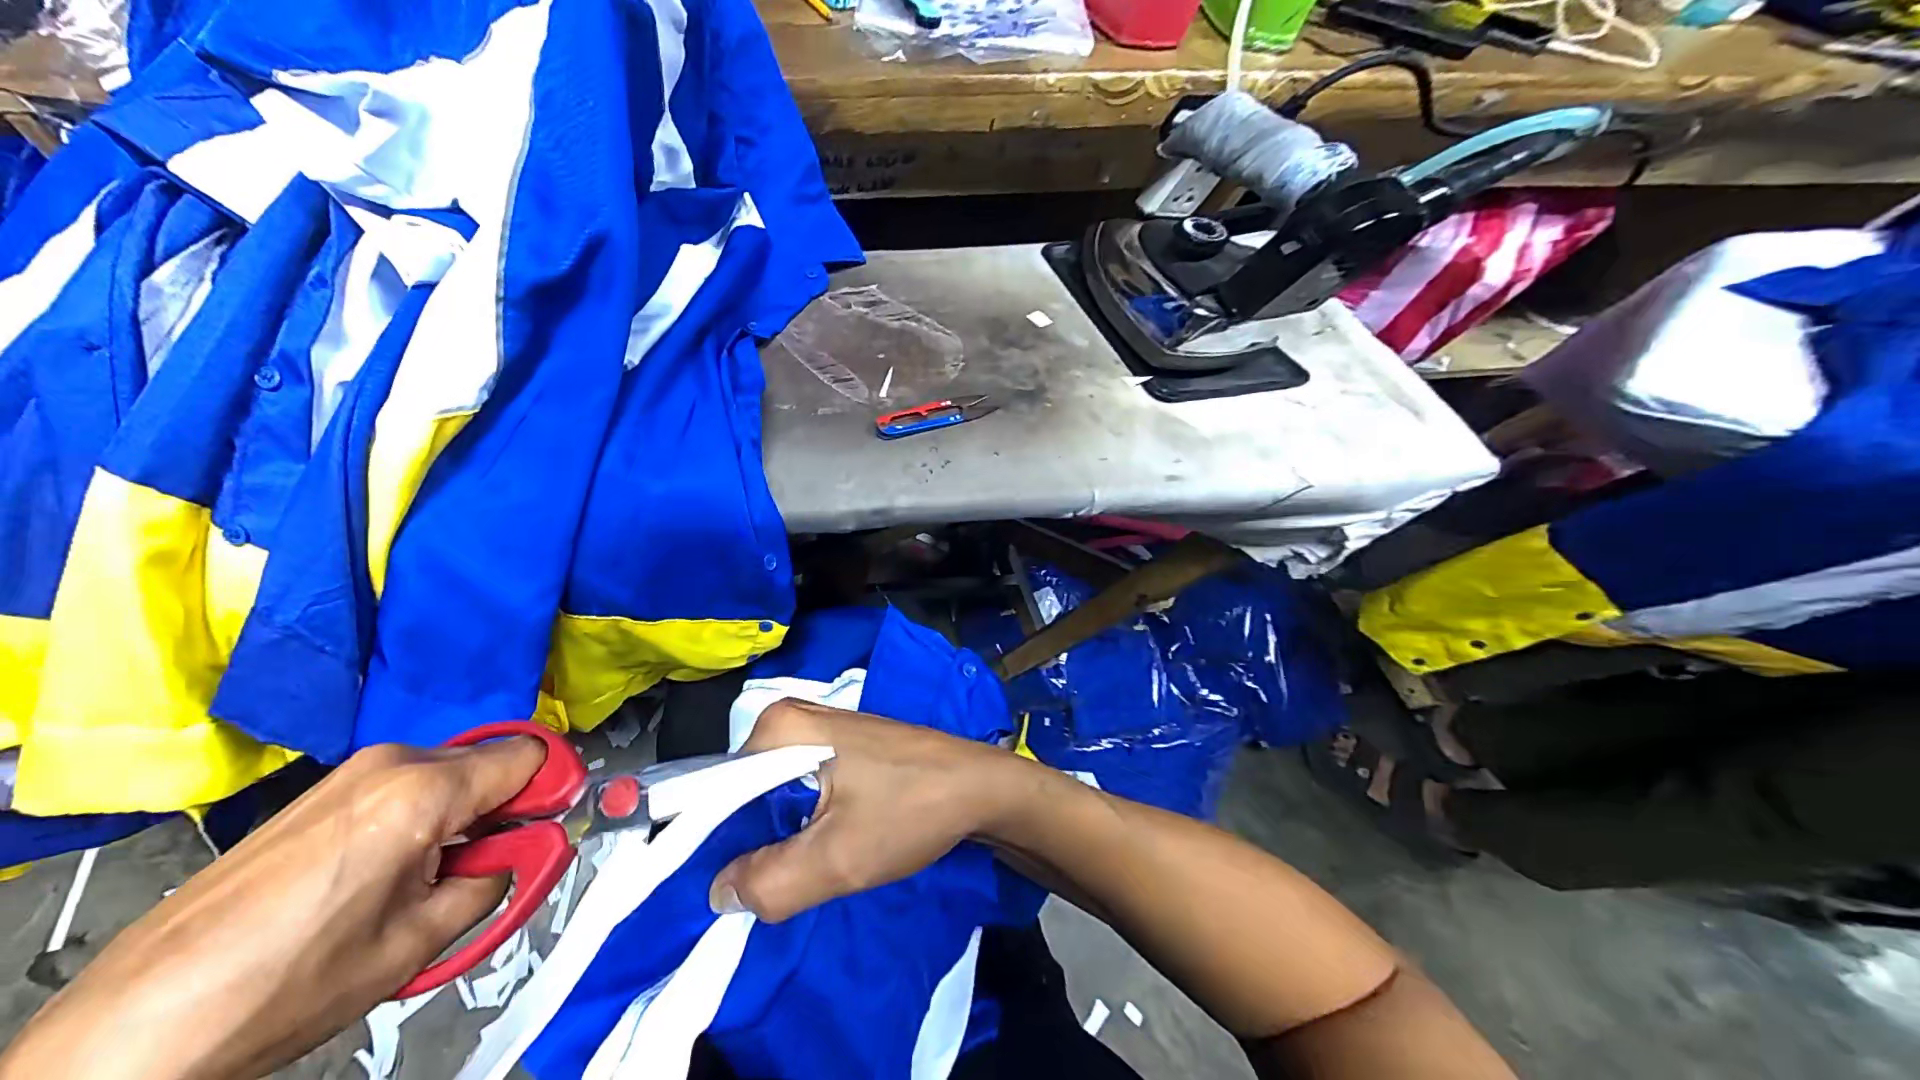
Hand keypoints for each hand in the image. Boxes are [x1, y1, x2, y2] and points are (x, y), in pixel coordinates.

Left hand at [0, 737, 544, 1079]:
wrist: (136, 1024)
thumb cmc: (288, 983)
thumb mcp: (421, 940)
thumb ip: (497, 877)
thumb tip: (524, 850)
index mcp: (424, 790)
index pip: (531, 754)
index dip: (555, 786)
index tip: (552, 824)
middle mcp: (391, 763)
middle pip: (492, 759)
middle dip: (508, 804)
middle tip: (494, 864)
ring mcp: (350, 773)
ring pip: (452, 772)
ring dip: (467, 812)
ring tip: (436, 878)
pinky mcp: (322, 792)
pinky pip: (408, 784)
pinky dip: (427, 815)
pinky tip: (393, 872)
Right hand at [709, 700, 1045, 922]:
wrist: (981, 787)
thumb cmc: (912, 811)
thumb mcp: (838, 860)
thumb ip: (770, 883)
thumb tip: (718, 893)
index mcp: (779, 727)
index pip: (712, 788)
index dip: (709, 841)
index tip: (719, 884)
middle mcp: (792, 716)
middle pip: (740, 788)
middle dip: (746, 838)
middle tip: (762, 882)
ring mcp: (819, 727)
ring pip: (769, 790)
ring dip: (773, 832)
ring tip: (790, 866)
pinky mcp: (840, 743)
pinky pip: (795, 784)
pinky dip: (796, 818)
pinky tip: (816, 843)